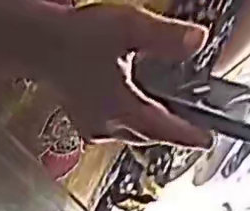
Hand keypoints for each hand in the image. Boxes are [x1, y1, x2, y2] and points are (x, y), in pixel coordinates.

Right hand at [38, 4, 212, 145]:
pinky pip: (115, 131)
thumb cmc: (80, 38)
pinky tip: (134, 112)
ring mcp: (94, 128)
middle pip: (147, 136)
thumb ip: (166, 37)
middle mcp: (108, 125)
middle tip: (192, 133)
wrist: (43, 47)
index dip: (187, 135)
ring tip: (166, 120)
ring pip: (131, 135)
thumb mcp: (130, 28)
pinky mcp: (85, 123)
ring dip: (149, 129)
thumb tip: (198, 42)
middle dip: (169, 134)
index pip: (163, 128)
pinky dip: (129, 124)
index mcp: (122, 108)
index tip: (206, 142)